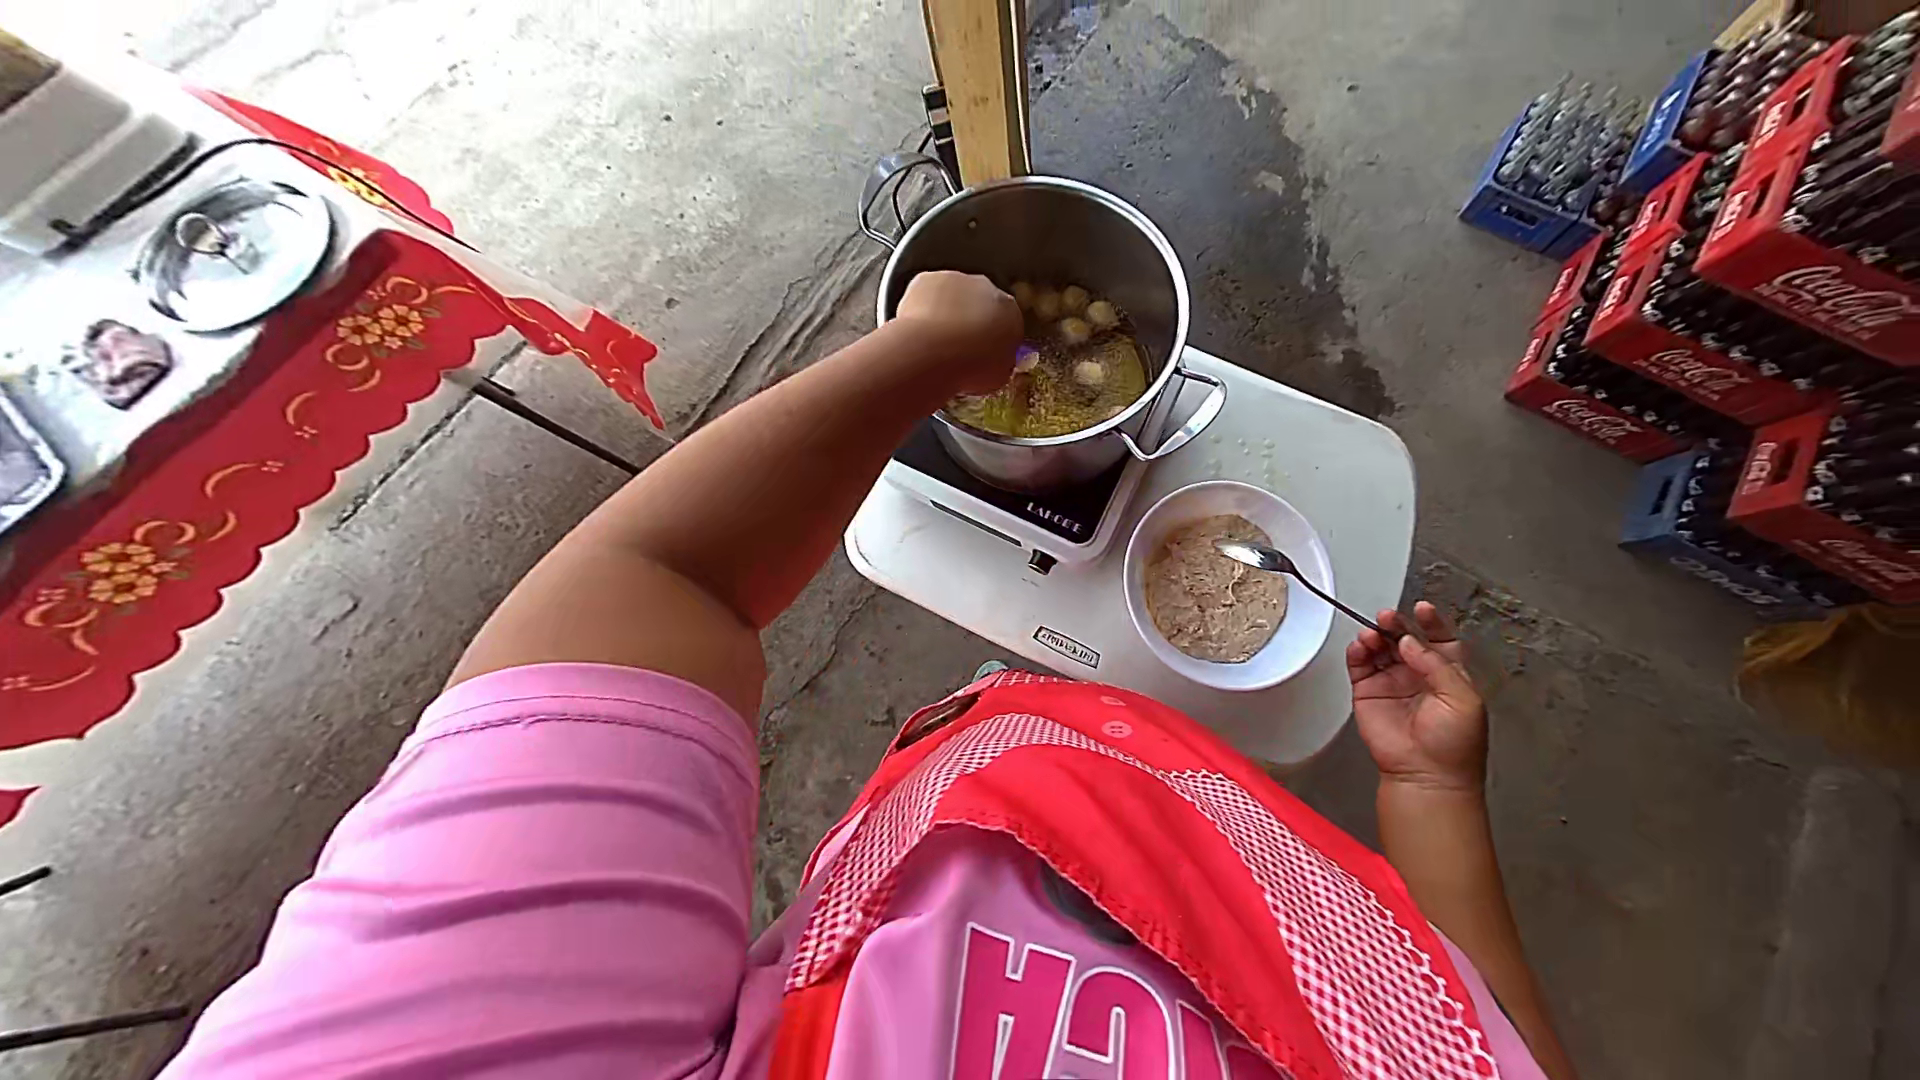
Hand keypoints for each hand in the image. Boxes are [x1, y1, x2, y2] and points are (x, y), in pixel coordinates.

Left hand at [893, 271, 1023, 393]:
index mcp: (1011, 312)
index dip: (993, 340)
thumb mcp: (998, 376)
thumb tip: (994, 362)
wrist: (934, 353)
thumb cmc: (972, 368)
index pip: (1006, 322)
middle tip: (957, 349)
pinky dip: (921, 309)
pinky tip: (917, 331)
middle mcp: (986, 288)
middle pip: (979, 303)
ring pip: (951, 296)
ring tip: (933, 344)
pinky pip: (925, 294)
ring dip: (946, 314)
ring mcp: (955, 280)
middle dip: (970, 322)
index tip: (982, 356)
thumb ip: (999, 363)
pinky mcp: (927, 279)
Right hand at [1345, 602, 1486, 793]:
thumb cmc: (1454, 746)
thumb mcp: (1463, 699)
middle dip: (1396, 625)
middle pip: (1405, 639)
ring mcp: (1391, 682)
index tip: (1422, 608)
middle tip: (1388, 617)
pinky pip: (1358, 664)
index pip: (1439, 640)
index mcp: (1447, 676)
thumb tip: (1411, 642)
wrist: (1425, 773)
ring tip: (1372, 633)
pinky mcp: (1367, 691)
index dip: (1432, 623)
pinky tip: (1360, 646)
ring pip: (1380, 648)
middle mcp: (1418, 676)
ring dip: (1375, 636)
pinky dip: (1356, 652)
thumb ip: (1437, 665)